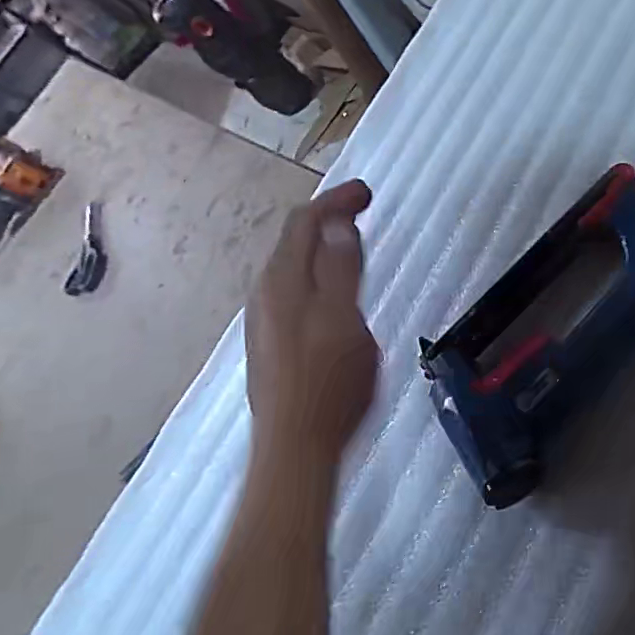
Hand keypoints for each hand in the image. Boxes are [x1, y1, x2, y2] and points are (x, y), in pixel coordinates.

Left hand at [245, 180, 378, 459]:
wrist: (296, 443)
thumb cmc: (329, 380)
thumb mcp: (343, 319)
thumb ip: (340, 269)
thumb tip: (337, 223)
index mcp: (283, 282)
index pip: (304, 224)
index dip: (335, 201)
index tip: (367, 192)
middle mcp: (267, 294)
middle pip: (294, 241)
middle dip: (327, 217)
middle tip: (362, 207)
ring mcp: (268, 319)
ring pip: (293, 265)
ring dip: (322, 244)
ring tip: (352, 238)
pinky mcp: (275, 341)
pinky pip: (295, 288)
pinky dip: (317, 270)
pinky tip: (334, 285)